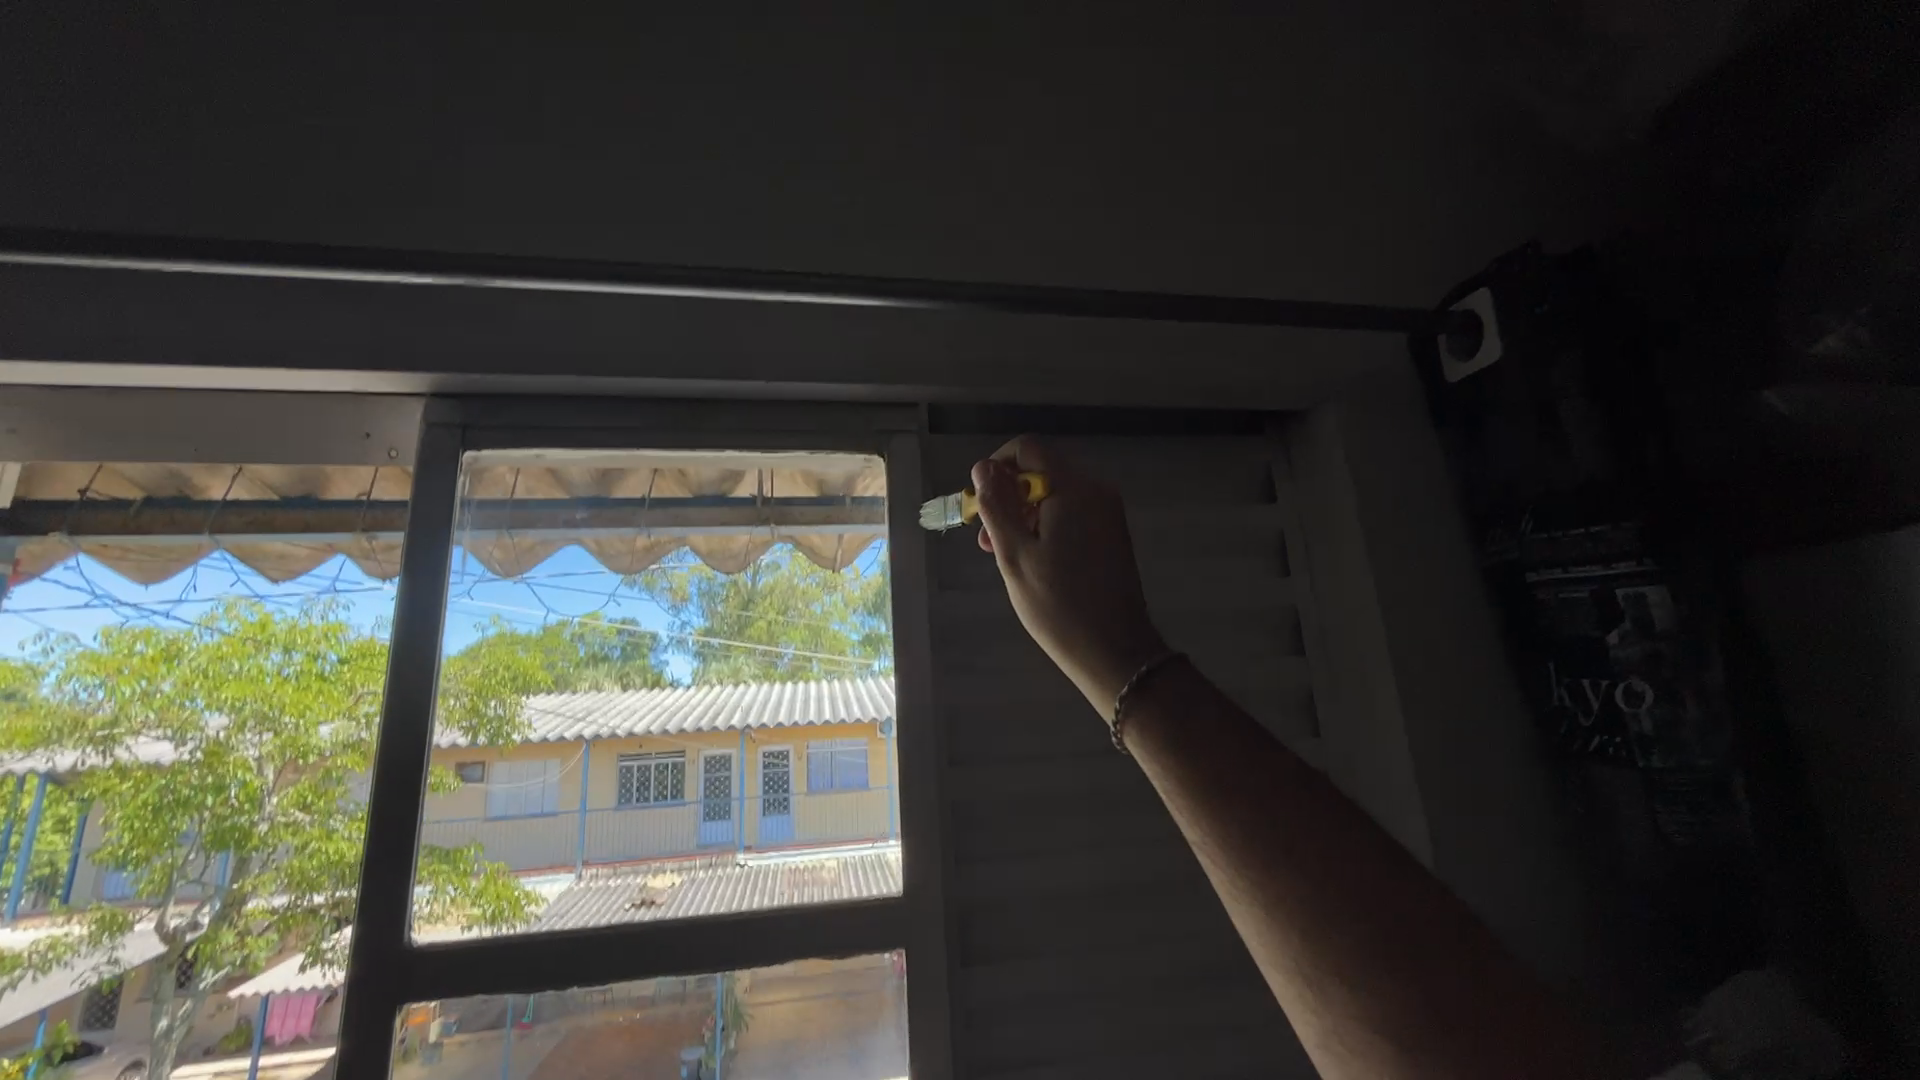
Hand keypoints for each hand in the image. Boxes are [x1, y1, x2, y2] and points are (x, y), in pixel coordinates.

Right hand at [973, 436, 1167, 715]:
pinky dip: (1047, 526)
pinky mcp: (1111, 534)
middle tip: (987, 539)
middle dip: (1008, 496)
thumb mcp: (1015, 555)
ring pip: (1056, 495)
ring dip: (1024, 515)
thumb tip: (984, 467)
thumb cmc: (1058, 606)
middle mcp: (1096, 491)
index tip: (980, 502)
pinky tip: (1033, 561)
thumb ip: (997, 506)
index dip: (997, 467)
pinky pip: (1072, 514)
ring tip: (1003, 555)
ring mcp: (1108, 513)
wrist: (1116, 651)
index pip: (1029, 449)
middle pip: (1043, 472)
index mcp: (1074, 489)